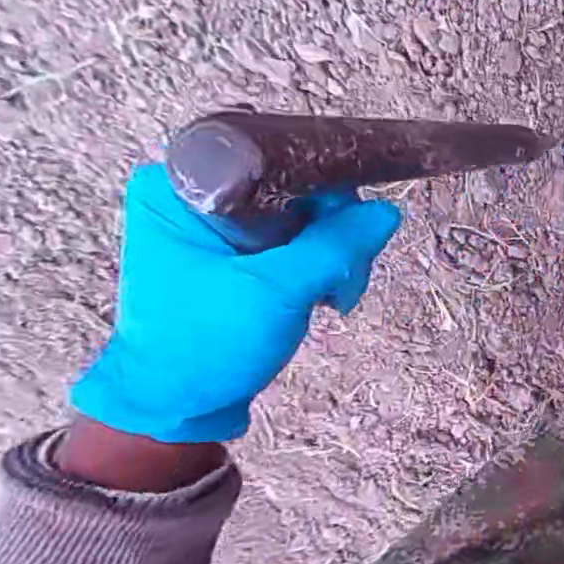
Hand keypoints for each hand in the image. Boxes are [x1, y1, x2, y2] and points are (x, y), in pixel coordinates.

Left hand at [70, 165, 400, 442]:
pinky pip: (298, 239)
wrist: (178, 403)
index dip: (323, 189)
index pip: (273, 160)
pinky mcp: (239, 252)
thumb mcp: (276, 290)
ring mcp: (218, 225)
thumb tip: (387, 212)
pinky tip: (327, 293)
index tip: (349, 229)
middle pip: (294, 188)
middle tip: (343, 276)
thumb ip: (335, 247)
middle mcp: (194, 195)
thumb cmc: (207, 342)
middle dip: (333, 231)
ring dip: (335, 253)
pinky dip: (322, 264)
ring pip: (304, 216)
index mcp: (177, 187)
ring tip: (335, 294)